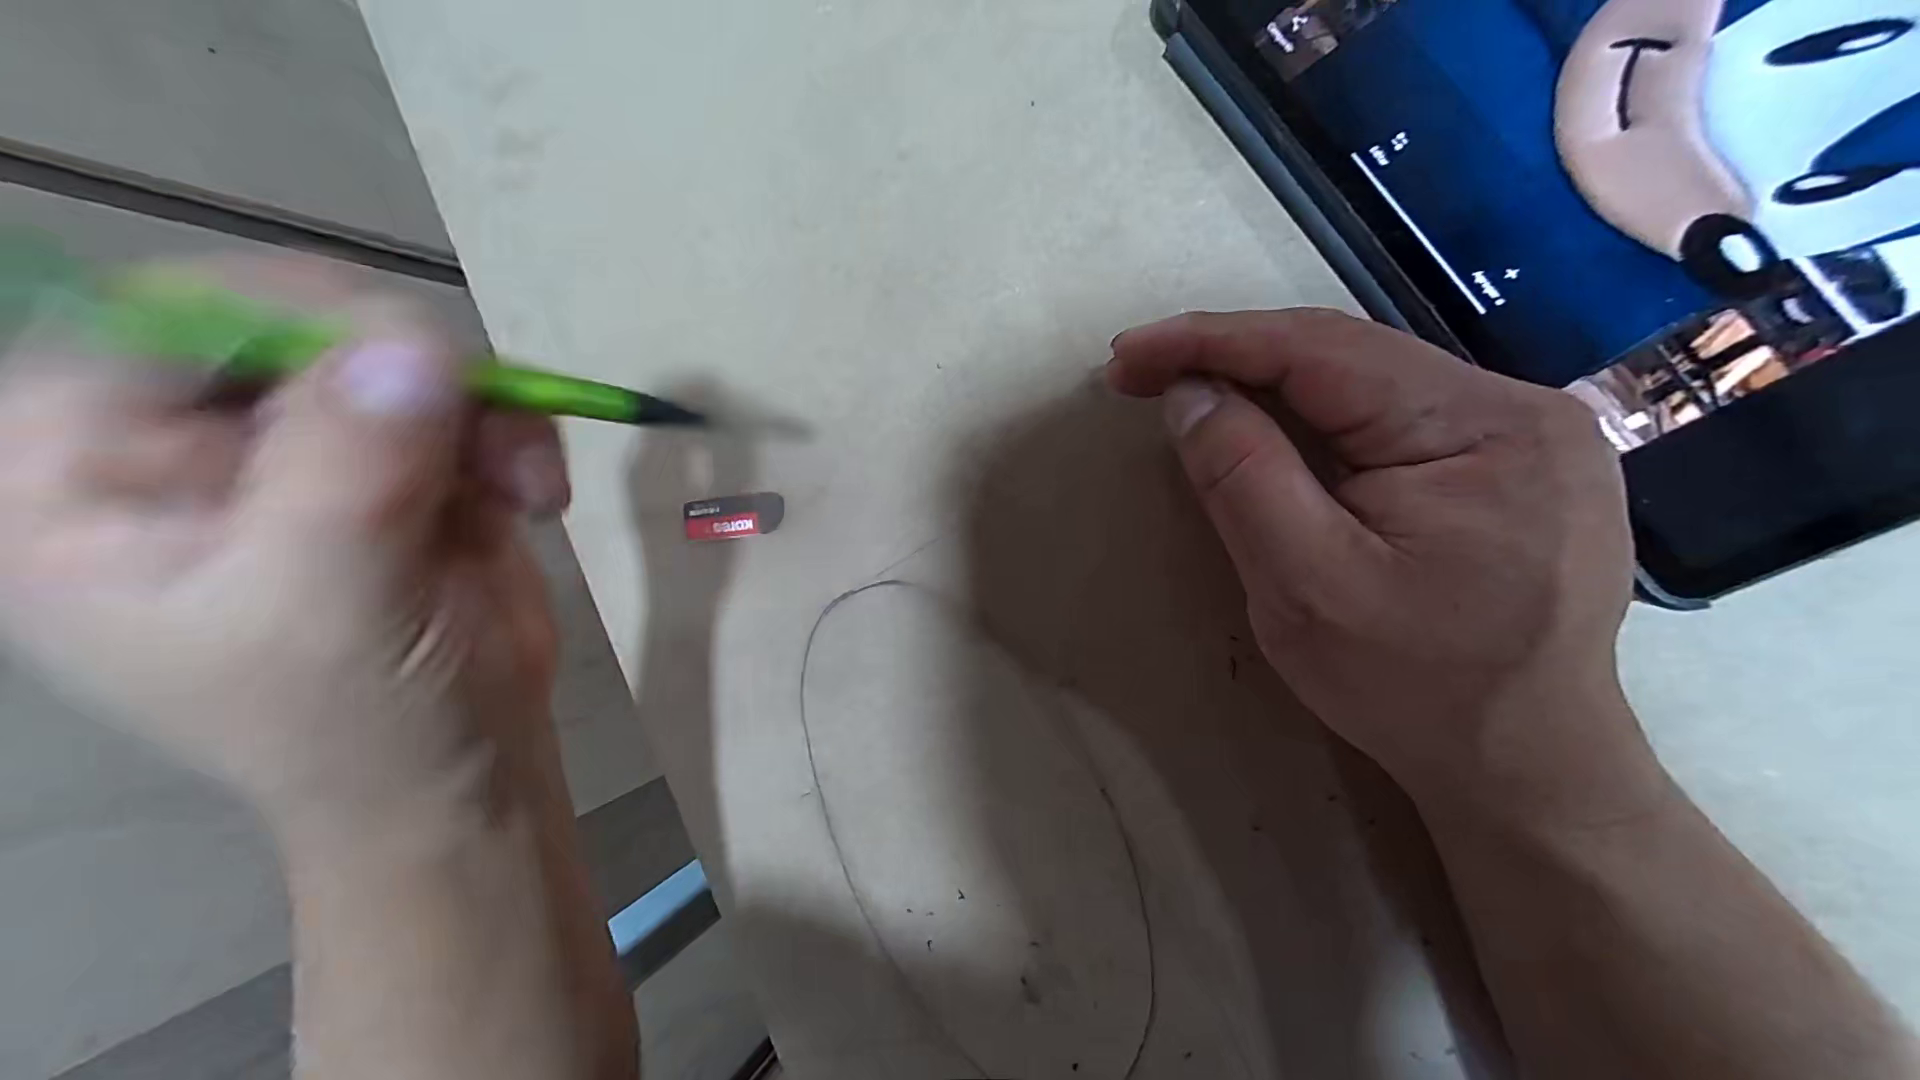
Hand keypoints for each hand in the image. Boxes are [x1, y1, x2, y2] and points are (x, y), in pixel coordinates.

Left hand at [0, 259, 572, 835]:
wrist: (466, 762)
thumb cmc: (359, 717)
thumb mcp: (331, 602)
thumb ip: (357, 468)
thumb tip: (416, 345)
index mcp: (106, 476)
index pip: (163, 324)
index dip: (287, 317)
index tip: (407, 361)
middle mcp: (214, 447)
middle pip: (314, 330)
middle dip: (422, 378)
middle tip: (492, 439)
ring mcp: (332, 454)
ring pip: (418, 363)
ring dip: (493, 415)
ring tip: (528, 488)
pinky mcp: (425, 468)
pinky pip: (480, 406)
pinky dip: (523, 439)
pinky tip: (538, 499)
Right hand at [1108, 309, 1661, 816]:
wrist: (1522, 764)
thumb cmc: (1410, 687)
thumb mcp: (1304, 587)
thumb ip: (1242, 477)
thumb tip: (1189, 393)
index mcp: (1480, 428)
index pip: (1319, 349)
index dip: (1209, 341)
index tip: (1126, 355)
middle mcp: (1516, 406)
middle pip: (1342, 355)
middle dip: (1229, 356)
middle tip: (1140, 372)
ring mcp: (1519, 432)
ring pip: (1359, 381)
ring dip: (1262, 381)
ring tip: (1185, 391)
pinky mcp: (1502, 463)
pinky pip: (1381, 414)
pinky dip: (1305, 413)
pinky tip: (1260, 422)